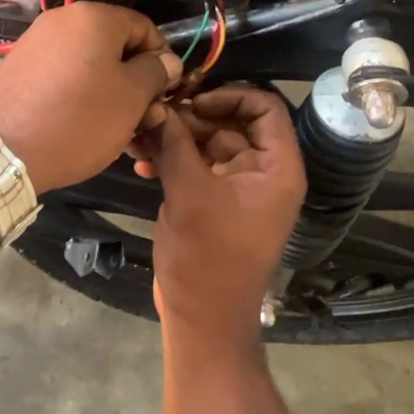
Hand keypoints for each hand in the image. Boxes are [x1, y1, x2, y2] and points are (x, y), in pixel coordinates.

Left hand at [0, 3, 182, 191]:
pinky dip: (80, 96)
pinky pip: (63, 75)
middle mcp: (62, 20)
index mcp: (93, 16)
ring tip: (118, 131)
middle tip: (145, 121)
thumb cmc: (78, 119)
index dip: (162, 60)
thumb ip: (154, 73)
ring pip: (89, 64)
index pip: (145, 28)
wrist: (2, 150)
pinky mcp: (20, 67)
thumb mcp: (131, 98)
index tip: (166, 94)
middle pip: (115, 46)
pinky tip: (85, 126)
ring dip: (110, 93)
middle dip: (135, 82)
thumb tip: (166, 61)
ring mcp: (36, 42)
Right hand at [135, 85, 306, 341]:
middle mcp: (261, 172)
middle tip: (151, 116)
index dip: (229, 96)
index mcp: (276, 168)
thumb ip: (174, 143)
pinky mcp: (211, 201)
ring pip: (206, 143)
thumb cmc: (208, 255)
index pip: (265, 108)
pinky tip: (140, 163)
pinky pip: (194, 166)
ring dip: (173, 137)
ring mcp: (236, 188)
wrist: (203, 317)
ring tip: (137, 138)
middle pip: (230, 123)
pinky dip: (170, 160)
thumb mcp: (190, 193)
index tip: (190, 102)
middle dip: (189, 117)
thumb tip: (154, 105)